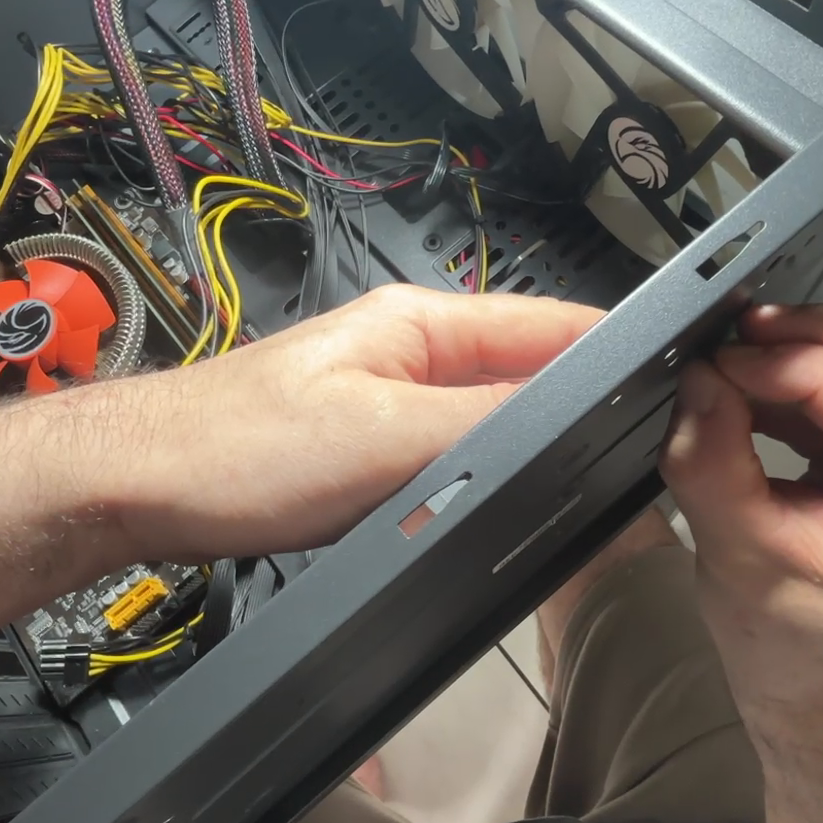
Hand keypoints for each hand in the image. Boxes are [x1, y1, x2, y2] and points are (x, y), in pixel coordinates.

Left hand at [64, 284, 600, 562]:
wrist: (146, 484)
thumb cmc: (235, 447)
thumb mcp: (380, 437)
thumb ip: (482, 423)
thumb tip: (566, 417)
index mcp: (423, 325)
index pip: (553, 325)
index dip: (620, 351)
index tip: (676, 380)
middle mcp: (413, 353)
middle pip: (530, 370)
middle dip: (587, 406)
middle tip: (639, 448)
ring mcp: (393, 399)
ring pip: (494, 415)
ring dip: (539, 440)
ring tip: (586, 474)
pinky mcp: (372, 445)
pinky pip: (453, 452)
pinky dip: (488, 472)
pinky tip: (503, 496)